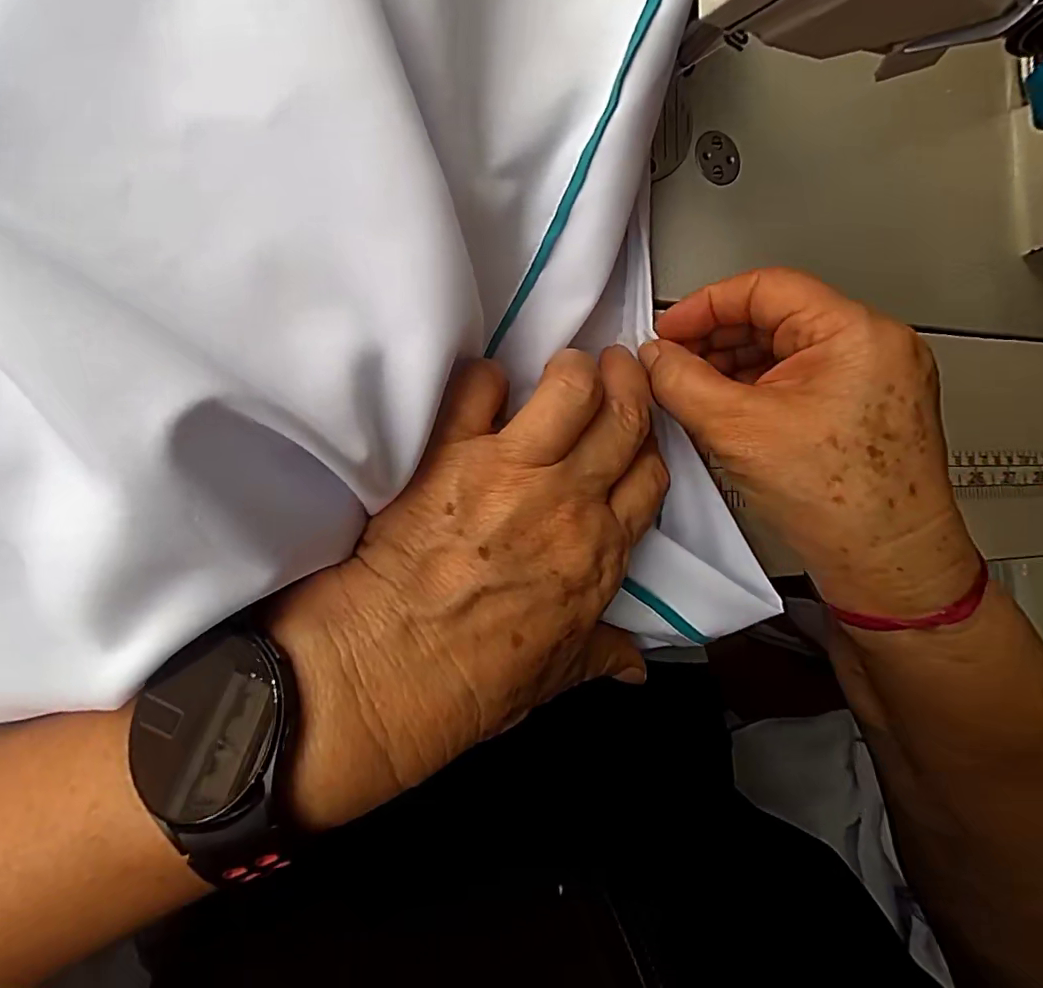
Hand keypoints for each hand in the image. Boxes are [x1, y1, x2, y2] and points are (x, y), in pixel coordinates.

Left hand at [270, 347, 665, 831]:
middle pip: (622, 418)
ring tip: (562, 366)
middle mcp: (567, 501)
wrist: (393, 664)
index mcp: (601, 552)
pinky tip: (479, 391)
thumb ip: (600, 655)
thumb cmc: (474, 679)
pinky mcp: (449, 455)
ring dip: (572, 370)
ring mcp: (509, 472)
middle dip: (625, 383)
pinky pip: (476, 390)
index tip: (632, 428)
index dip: (645, 442)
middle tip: (614, 365)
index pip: (649, 474)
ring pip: (569, 389)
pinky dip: (482, 380)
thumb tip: (635, 664)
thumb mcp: (555, 676)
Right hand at [637, 267, 980, 618]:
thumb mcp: (732, 426)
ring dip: (724, 362)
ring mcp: (866, 375)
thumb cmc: (836, 496)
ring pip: (777, 346)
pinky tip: (715, 406)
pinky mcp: (854, 403)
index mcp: (854, 335)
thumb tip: (651, 355)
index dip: (704, 305)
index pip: (765, 288)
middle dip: (710, 336)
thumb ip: (679, 380)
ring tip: (684, 388)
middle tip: (666, 361)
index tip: (665, 331)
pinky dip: (745, 384)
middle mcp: (870, 346)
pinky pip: (788, 375)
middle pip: (771, 314)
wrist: (882, 556)